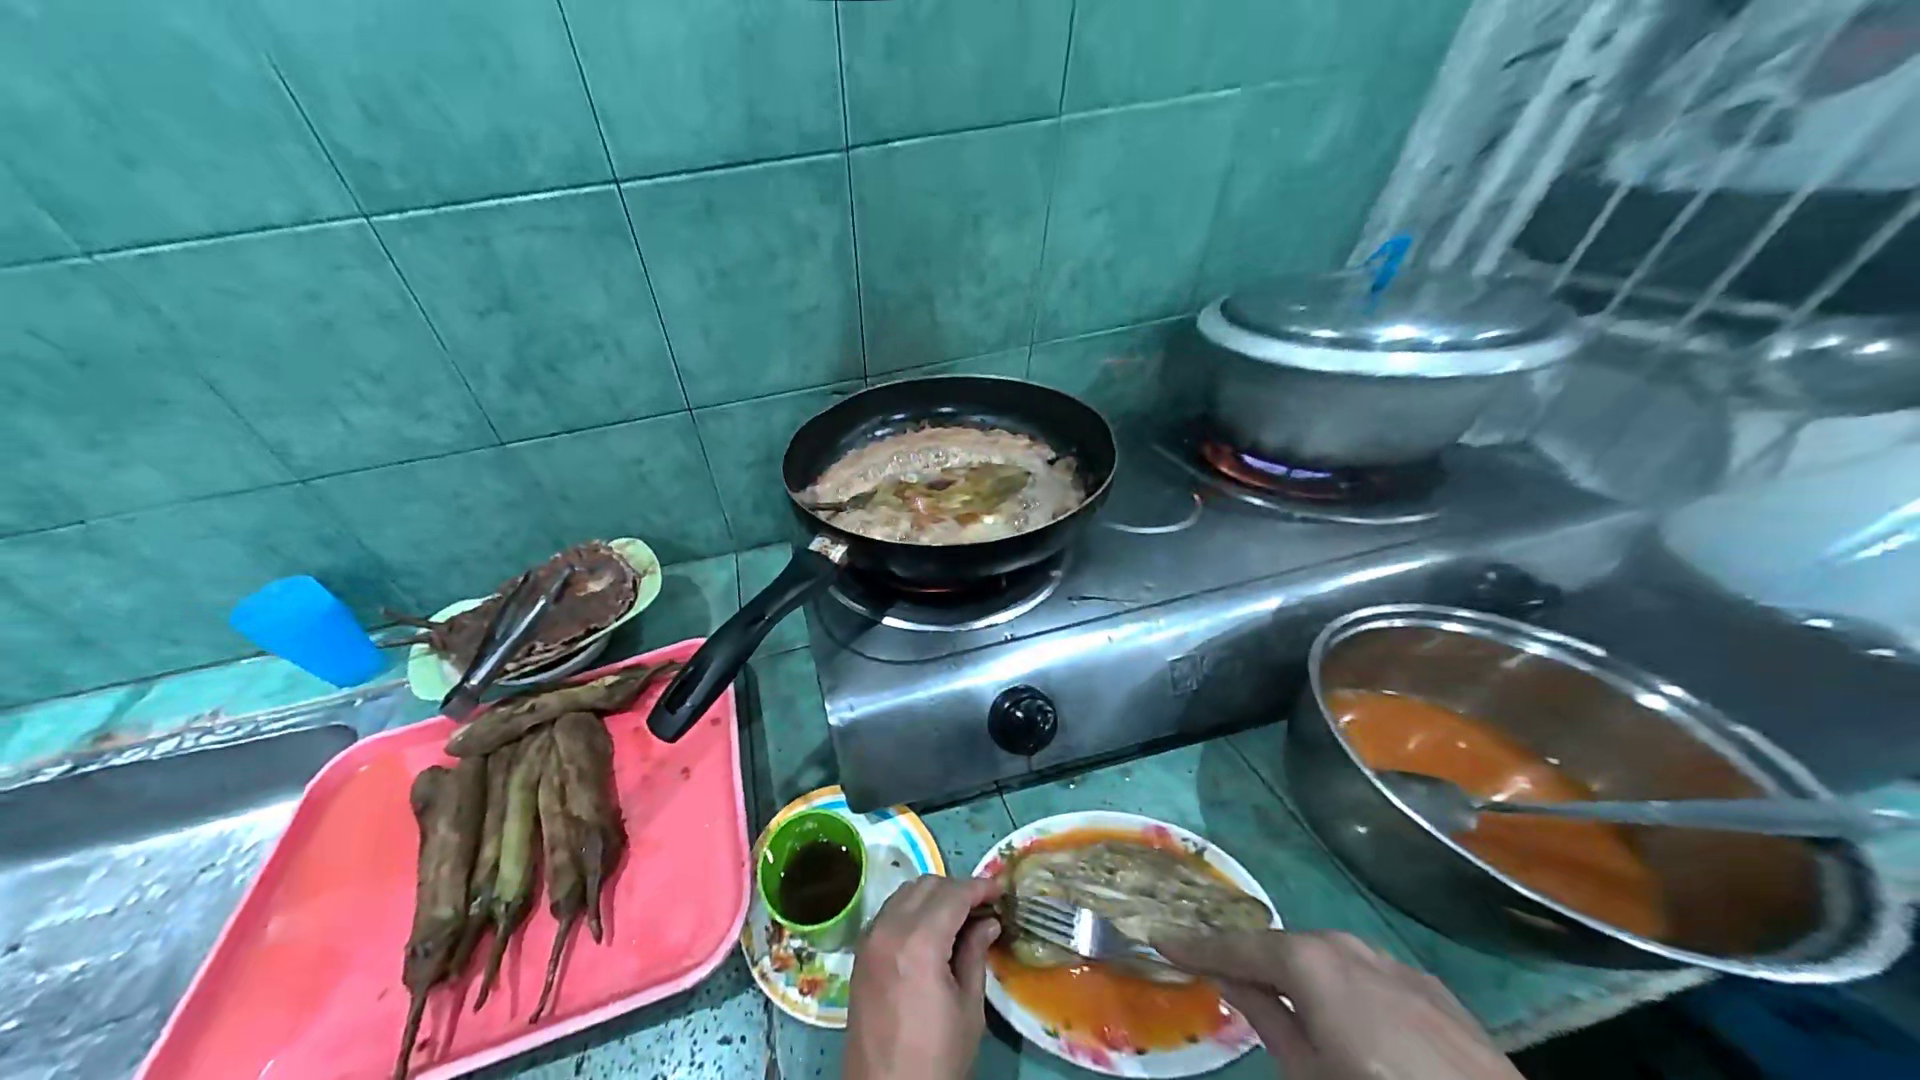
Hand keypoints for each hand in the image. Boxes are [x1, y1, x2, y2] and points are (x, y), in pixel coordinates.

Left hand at [844, 874, 1003, 1079]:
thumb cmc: (935, 1058)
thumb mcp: (968, 1009)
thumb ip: (975, 954)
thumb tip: (988, 922)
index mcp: (919, 942)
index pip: (954, 894)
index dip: (980, 887)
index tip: (1000, 891)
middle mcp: (889, 929)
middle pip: (928, 885)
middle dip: (957, 889)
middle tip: (982, 908)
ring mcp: (870, 939)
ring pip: (905, 892)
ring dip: (933, 895)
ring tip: (957, 918)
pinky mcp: (860, 953)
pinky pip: (889, 911)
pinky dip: (911, 908)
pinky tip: (929, 930)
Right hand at [1157, 930, 1523, 1079]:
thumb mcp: (1308, 1074)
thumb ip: (1266, 1019)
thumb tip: (1233, 982)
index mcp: (1309, 961)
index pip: (1237, 948)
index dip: (1196, 946)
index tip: (1162, 940)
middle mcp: (1346, 945)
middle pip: (1283, 947)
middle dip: (1252, 960)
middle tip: (1220, 972)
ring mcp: (1393, 963)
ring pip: (1328, 958)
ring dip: (1300, 974)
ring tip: (1283, 998)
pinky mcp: (1431, 988)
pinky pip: (1369, 976)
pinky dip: (1345, 987)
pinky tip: (1351, 1019)